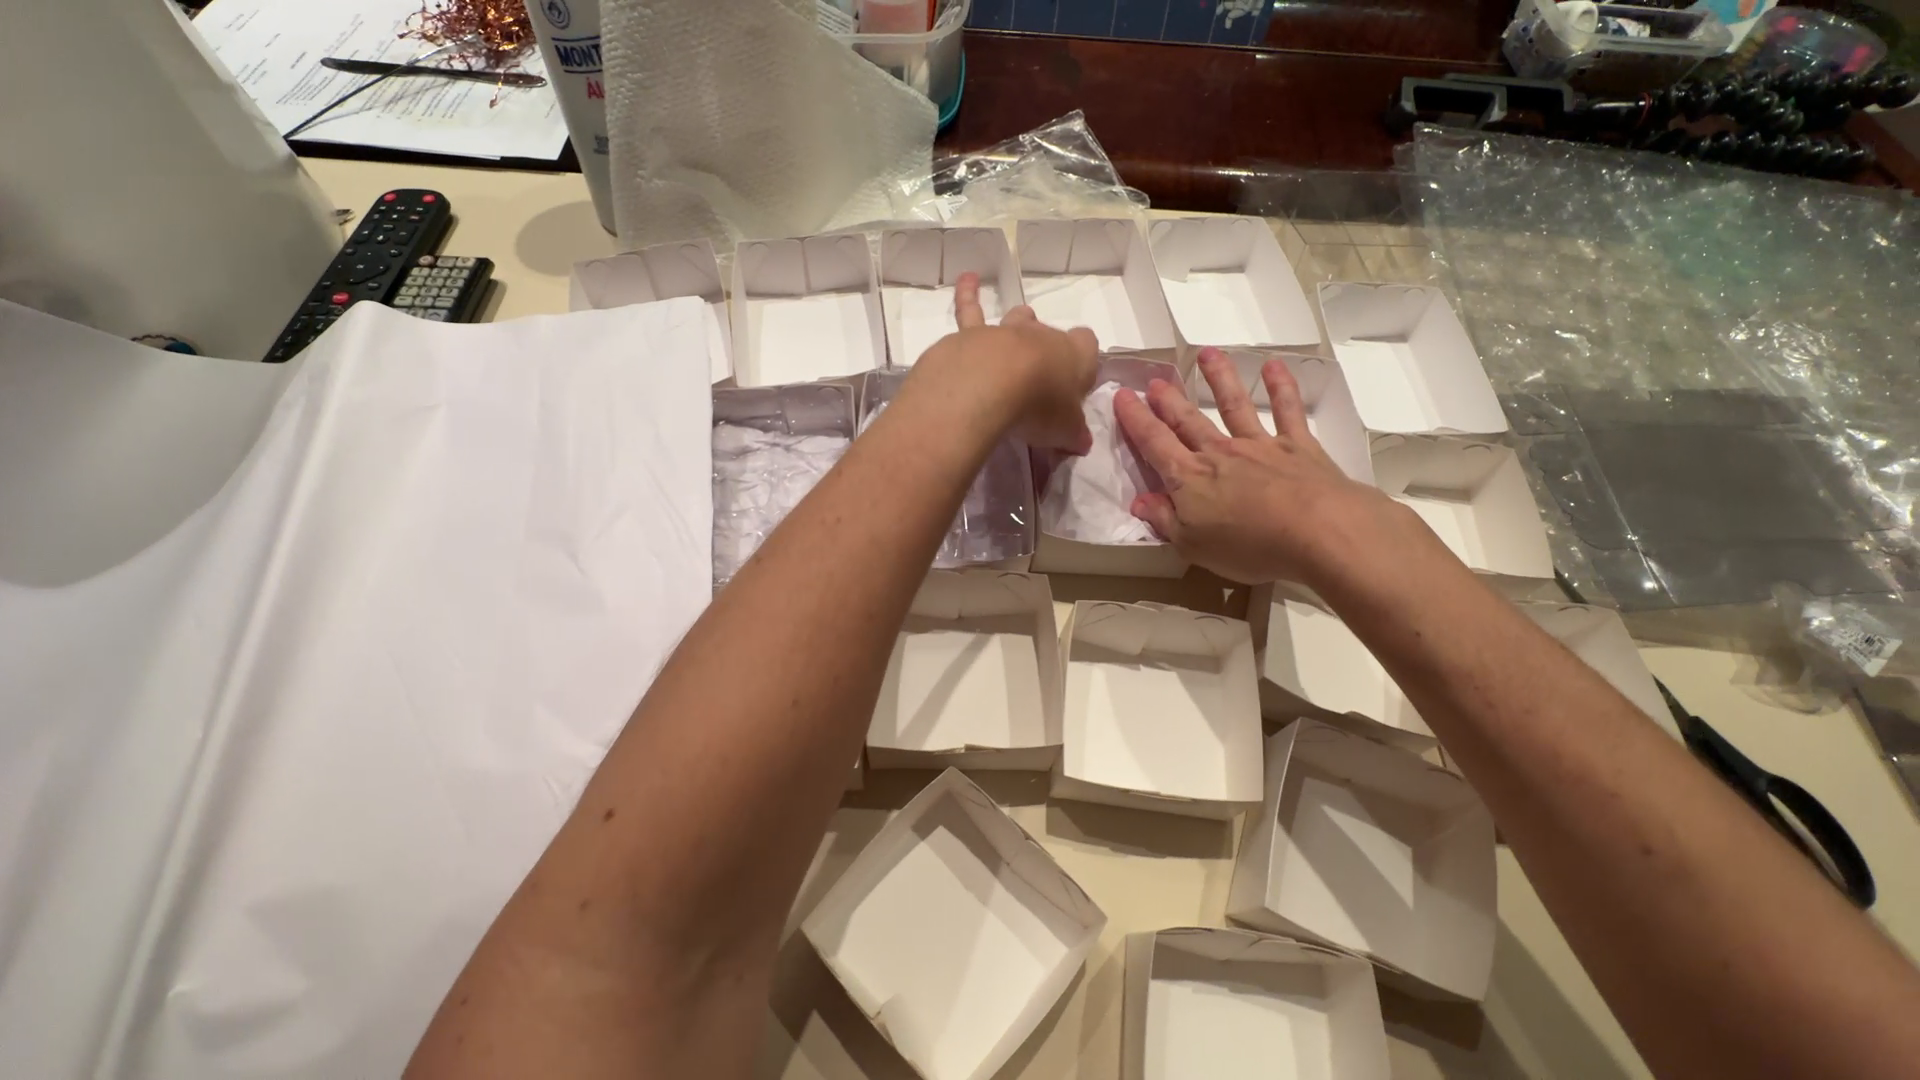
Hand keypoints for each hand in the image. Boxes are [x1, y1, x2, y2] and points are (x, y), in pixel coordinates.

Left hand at [905, 273, 1099, 452]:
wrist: (989, 385)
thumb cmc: (1038, 407)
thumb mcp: (1064, 431)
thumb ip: (1073, 433)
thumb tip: (1081, 442)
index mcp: (1074, 354)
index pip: (1088, 345)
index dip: (1083, 361)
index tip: (1076, 382)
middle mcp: (1042, 335)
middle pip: (1051, 334)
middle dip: (1048, 349)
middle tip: (1041, 377)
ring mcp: (1006, 331)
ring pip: (1019, 318)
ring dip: (1021, 323)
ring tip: (1019, 334)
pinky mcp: (971, 334)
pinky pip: (971, 308)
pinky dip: (969, 293)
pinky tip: (969, 278)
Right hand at [1112, 347, 1408, 586]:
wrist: (1318, 531)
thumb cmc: (1249, 546)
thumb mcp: (1193, 546)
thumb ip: (1165, 521)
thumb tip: (1140, 501)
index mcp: (1189, 479)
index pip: (1154, 444)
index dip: (1136, 420)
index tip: (1122, 397)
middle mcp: (1220, 454)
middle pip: (1188, 421)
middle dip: (1168, 401)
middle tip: (1154, 381)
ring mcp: (1260, 446)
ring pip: (1234, 405)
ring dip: (1218, 378)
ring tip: (1206, 354)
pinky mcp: (1298, 446)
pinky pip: (1287, 411)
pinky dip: (1281, 387)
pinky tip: (1273, 367)